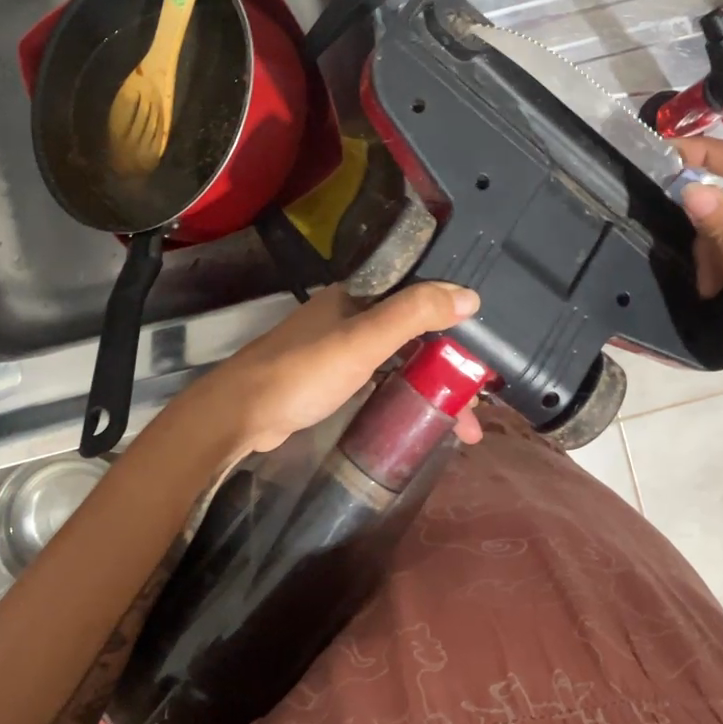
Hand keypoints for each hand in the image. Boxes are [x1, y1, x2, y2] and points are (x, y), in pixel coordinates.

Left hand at [180, 282, 482, 456]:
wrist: (240, 415)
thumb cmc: (303, 373)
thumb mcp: (363, 340)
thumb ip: (413, 314)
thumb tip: (469, 295)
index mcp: (358, 297)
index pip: (420, 298)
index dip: (455, 324)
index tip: (483, 357)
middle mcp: (351, 317)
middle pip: (414, 335)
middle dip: (449, 368)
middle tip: (476, 406)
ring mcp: (340, 351)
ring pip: (400, 362)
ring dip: (431, 388)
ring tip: (462, 428)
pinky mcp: (331, 381)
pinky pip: (381, 383)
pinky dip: (406, 398)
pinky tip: (421, 422)